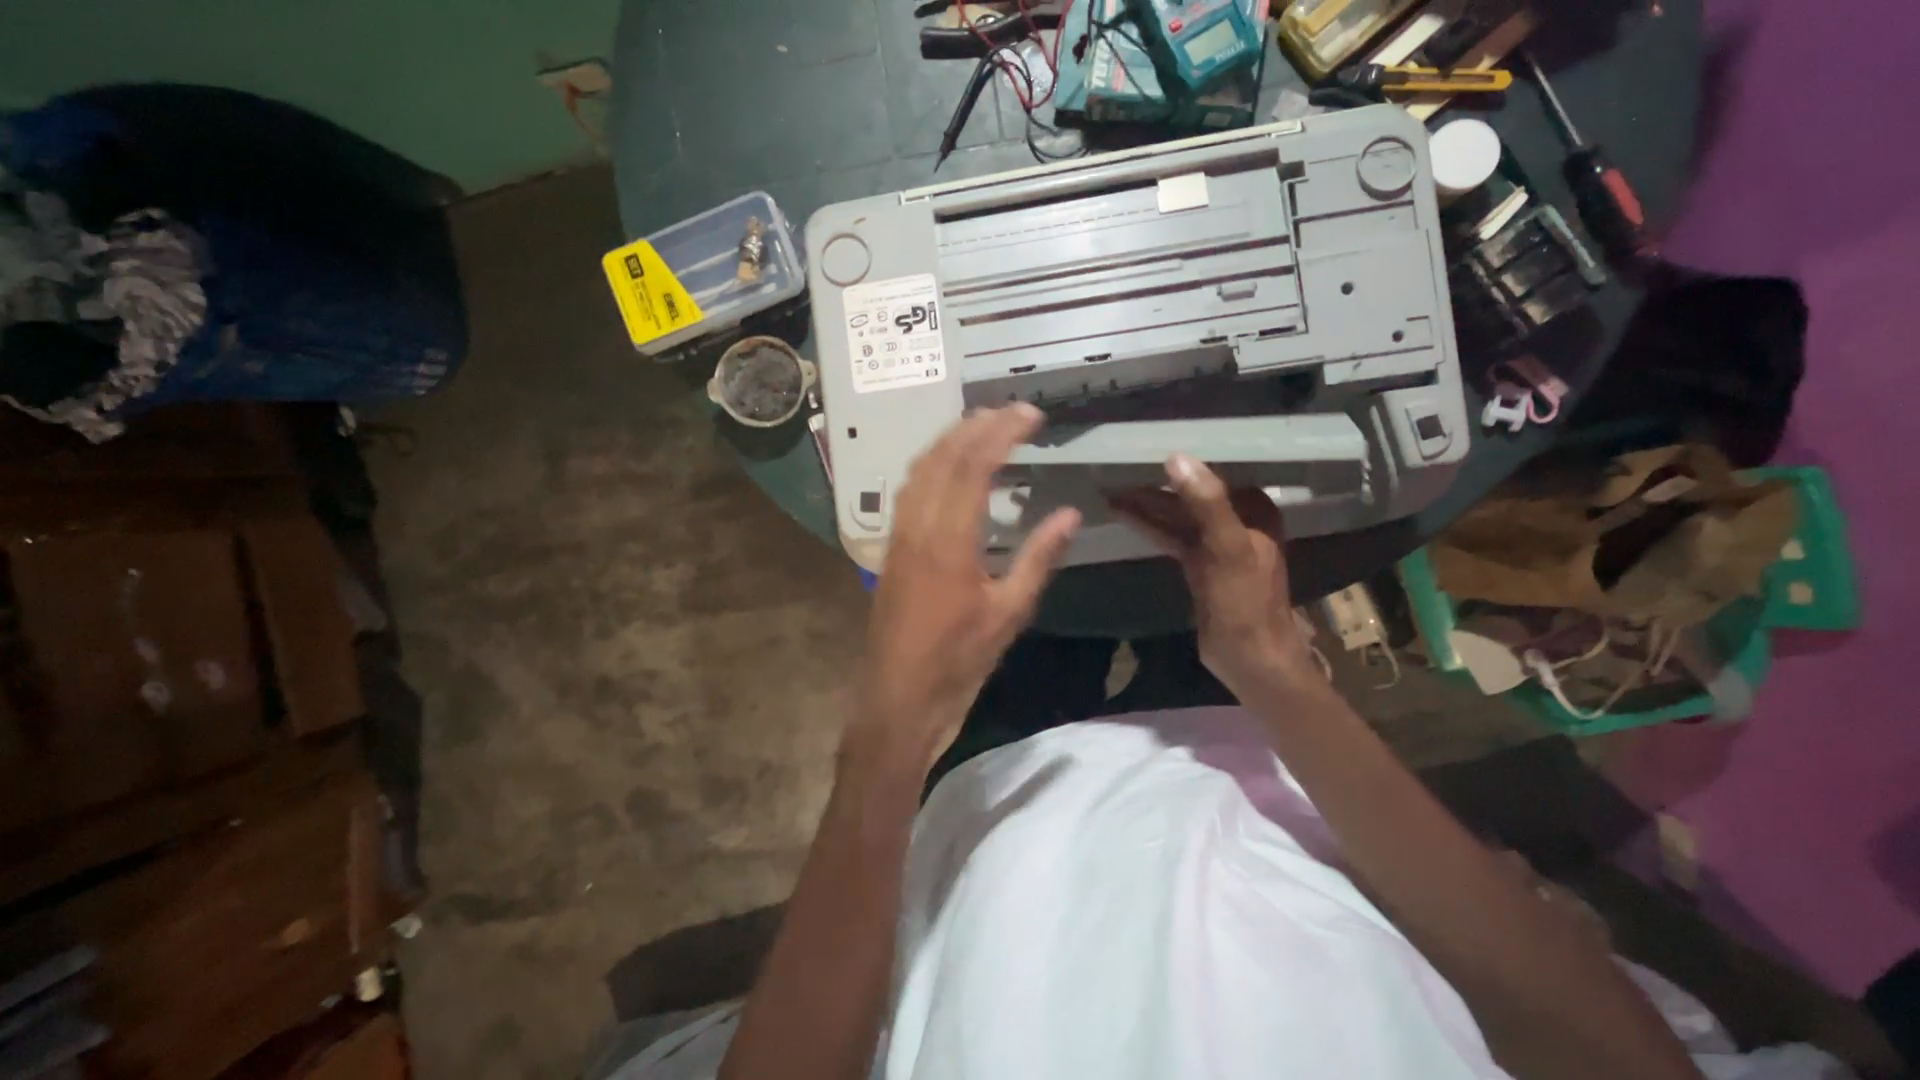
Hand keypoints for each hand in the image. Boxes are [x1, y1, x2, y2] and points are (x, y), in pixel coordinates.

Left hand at [851, 405, 1080, 772]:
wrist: (897, 699)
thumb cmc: (958, 662)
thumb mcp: (1009, 613)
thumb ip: (1039, 557)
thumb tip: (1070, 513)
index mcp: (948, 538)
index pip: (974, 464)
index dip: (1002, 431)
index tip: (1032, 414)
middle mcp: (916, 525)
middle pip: (942, 456)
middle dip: (976, 424)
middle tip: (1012, 412)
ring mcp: (897, 535)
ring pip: (919, 468)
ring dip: (950, 440)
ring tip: (983, 425)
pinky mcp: (890, 549)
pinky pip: (909, 489)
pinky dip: (932, 464)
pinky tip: (949, 469)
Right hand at [1110, 454, 1315, 696]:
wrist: (1251, 658)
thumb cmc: (1245, 601)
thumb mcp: (1228, 547)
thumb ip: (1206, 502)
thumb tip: (1177, 458)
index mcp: (1255, 510)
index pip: (1215, 473)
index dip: (1183, 461)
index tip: (1146, 445)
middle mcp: (1239, 521)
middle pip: (1192, 494)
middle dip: (1158, 484)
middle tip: (1118, 468)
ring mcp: (1218, 545)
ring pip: (1178, 516)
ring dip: (1148, 505)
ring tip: (1110, 490)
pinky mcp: (1200, 567)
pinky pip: (1172, 537)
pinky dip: (1150, 527)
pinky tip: (1124, 516)